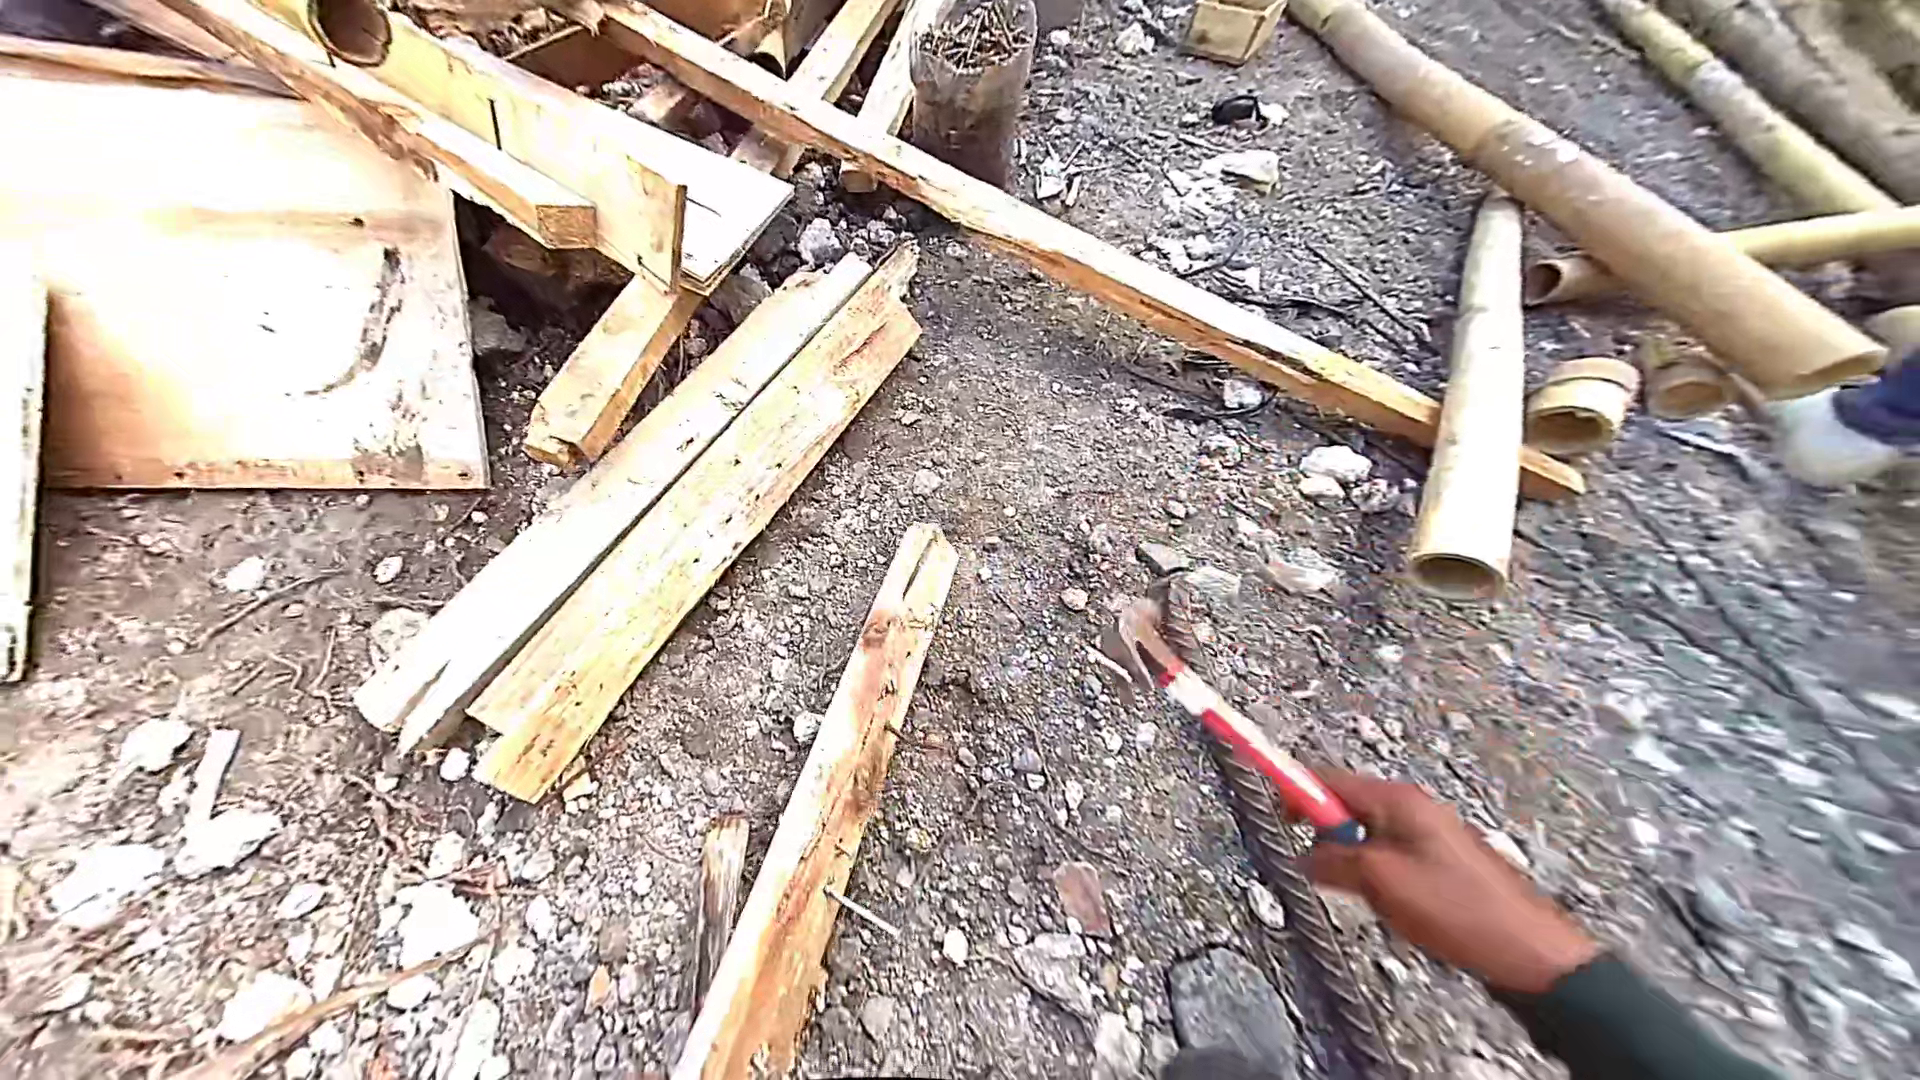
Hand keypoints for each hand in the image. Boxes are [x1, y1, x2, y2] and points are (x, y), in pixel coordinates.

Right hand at [1304, 769, 1600, 993]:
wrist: (1538, 959)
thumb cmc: (1461, 911)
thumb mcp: (1378, 881)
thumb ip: (1330, 859)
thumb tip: (1304, 856)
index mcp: (1395, 799)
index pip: (1325, 778)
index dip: (1293, 790)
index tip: (1273, 805)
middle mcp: (1412, 806)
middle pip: (1344, 805)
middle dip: (1326, 834)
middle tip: (1326, 867)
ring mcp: (1428, 831)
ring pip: (1364, 833)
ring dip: (1351, 857)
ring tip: (1368, 892)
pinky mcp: (1440, 858)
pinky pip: (1387, 852)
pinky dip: (1374, 870)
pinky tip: (1391, 901)